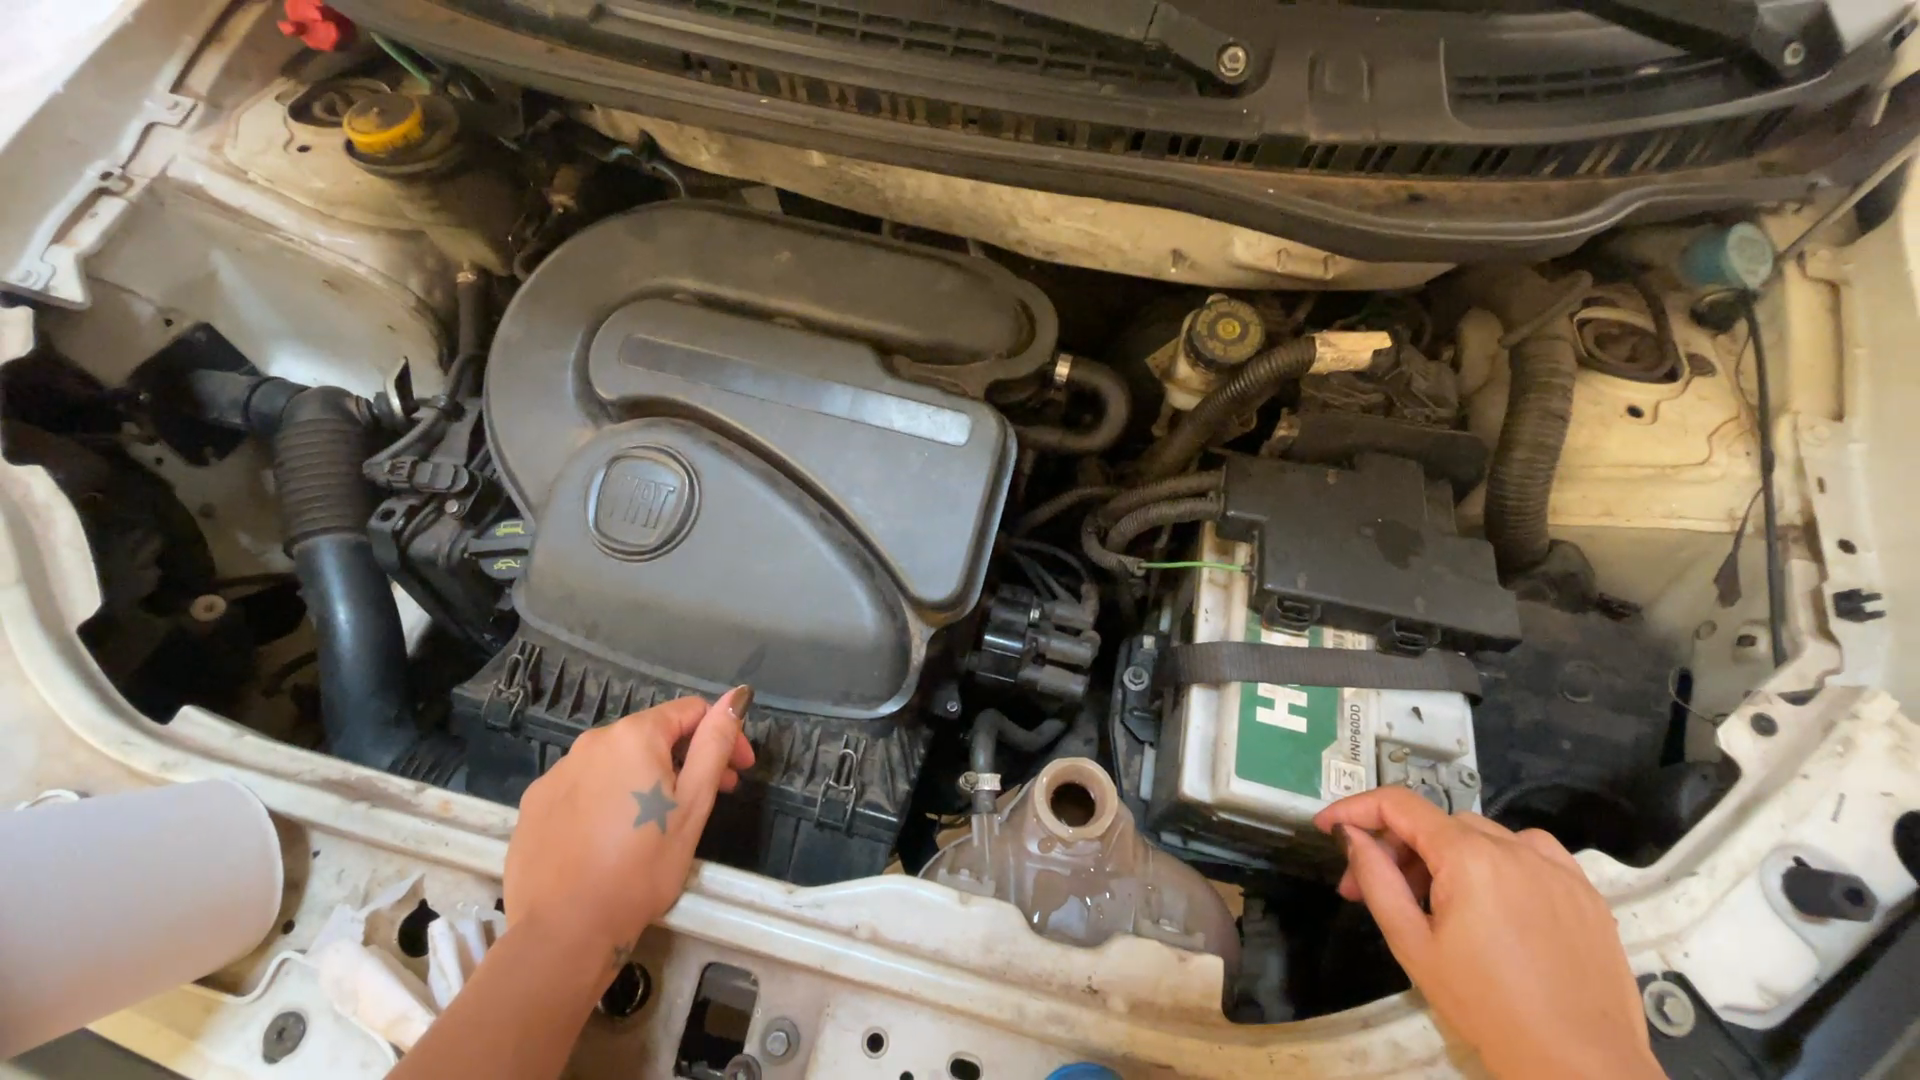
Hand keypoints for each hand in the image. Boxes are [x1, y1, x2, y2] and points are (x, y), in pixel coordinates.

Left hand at [504, 688, 755, 968]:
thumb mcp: (693, 806)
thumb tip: (737, 696)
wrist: (562, 932)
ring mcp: (557, 772)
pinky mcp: (535, 804)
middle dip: (688, 759)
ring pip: (618, 761)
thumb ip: (715, 744)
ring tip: (662, 822)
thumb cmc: (641, 868)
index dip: (723, 735)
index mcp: (634, 736)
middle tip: (712, 798)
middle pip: (653, 734)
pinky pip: (586, 786)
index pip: (691, 711)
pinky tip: (615, 836)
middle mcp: (591, 742)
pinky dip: (611, 797)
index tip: (739, 773)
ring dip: (649, 777)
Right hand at [1315, 787, 1663, 1079]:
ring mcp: (1556, 868)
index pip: (1398, 805)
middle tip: (1368, 889)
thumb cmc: (1486, 1007)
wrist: (1581, 1068)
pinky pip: (1529, 853)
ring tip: (1432, 903)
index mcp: (1468, 857)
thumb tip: (1350, 834)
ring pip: (1480, 836)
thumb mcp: (1412, 943)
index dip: (1354, 809)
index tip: (1326, 827)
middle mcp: (1515, 847)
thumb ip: (1375, 878)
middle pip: (1436, 824)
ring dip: (1443, 855)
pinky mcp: (1585, 891)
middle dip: (1395, 848)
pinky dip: (1496, 860)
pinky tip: (1491, 897)